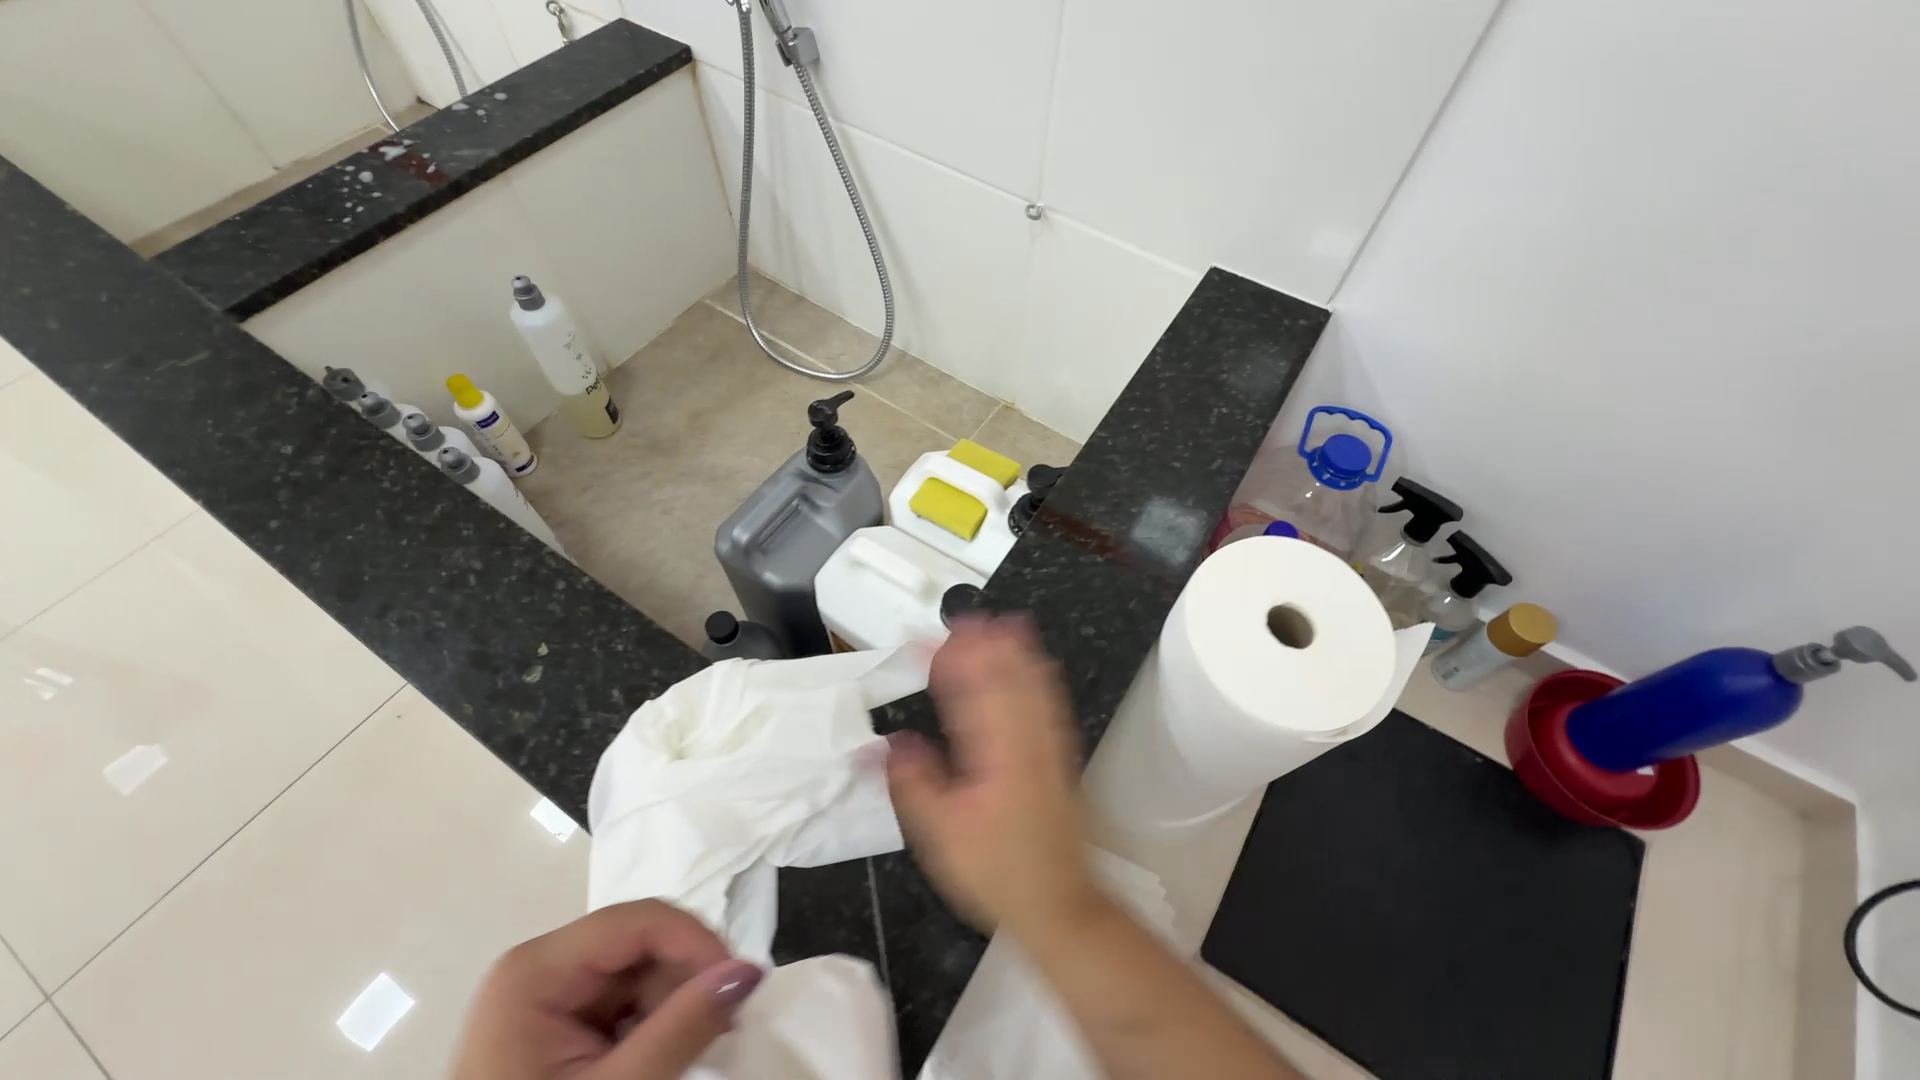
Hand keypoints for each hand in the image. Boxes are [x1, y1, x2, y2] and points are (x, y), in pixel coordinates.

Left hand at [451, 900, 762, 1079]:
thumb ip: (681, 1030)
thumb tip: (749, 970)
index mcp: (536, 970)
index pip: (639, 921)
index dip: (697, 943)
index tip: (741, 986)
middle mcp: (542, 966)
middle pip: (642, 945)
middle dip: (686, 984)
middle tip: (719, 1034)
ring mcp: (550, 993)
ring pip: (642, 972)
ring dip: (675, 1008)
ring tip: (682, 1056)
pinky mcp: (561, 1021)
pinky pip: (626, 1001)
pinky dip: (655, 1024)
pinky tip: (659, 1058)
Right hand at [886, 615, 1098, 935]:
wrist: (1059, 903)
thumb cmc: (996, 871)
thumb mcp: (939, 834)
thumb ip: (912, 783)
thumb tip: (885, 744)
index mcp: (995, 755)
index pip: (967, 692)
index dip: (945, 660)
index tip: (920, 641)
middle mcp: (1027, 741)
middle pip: (1008, 677)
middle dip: (983, 643)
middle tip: (960, 620)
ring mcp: (1051, 746)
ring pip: (1036, 684)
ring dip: (1015, 650)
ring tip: (998, 622)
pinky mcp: (1063, 757)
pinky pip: (1053, 702)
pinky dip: (1040, 674)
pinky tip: (1036, 664)